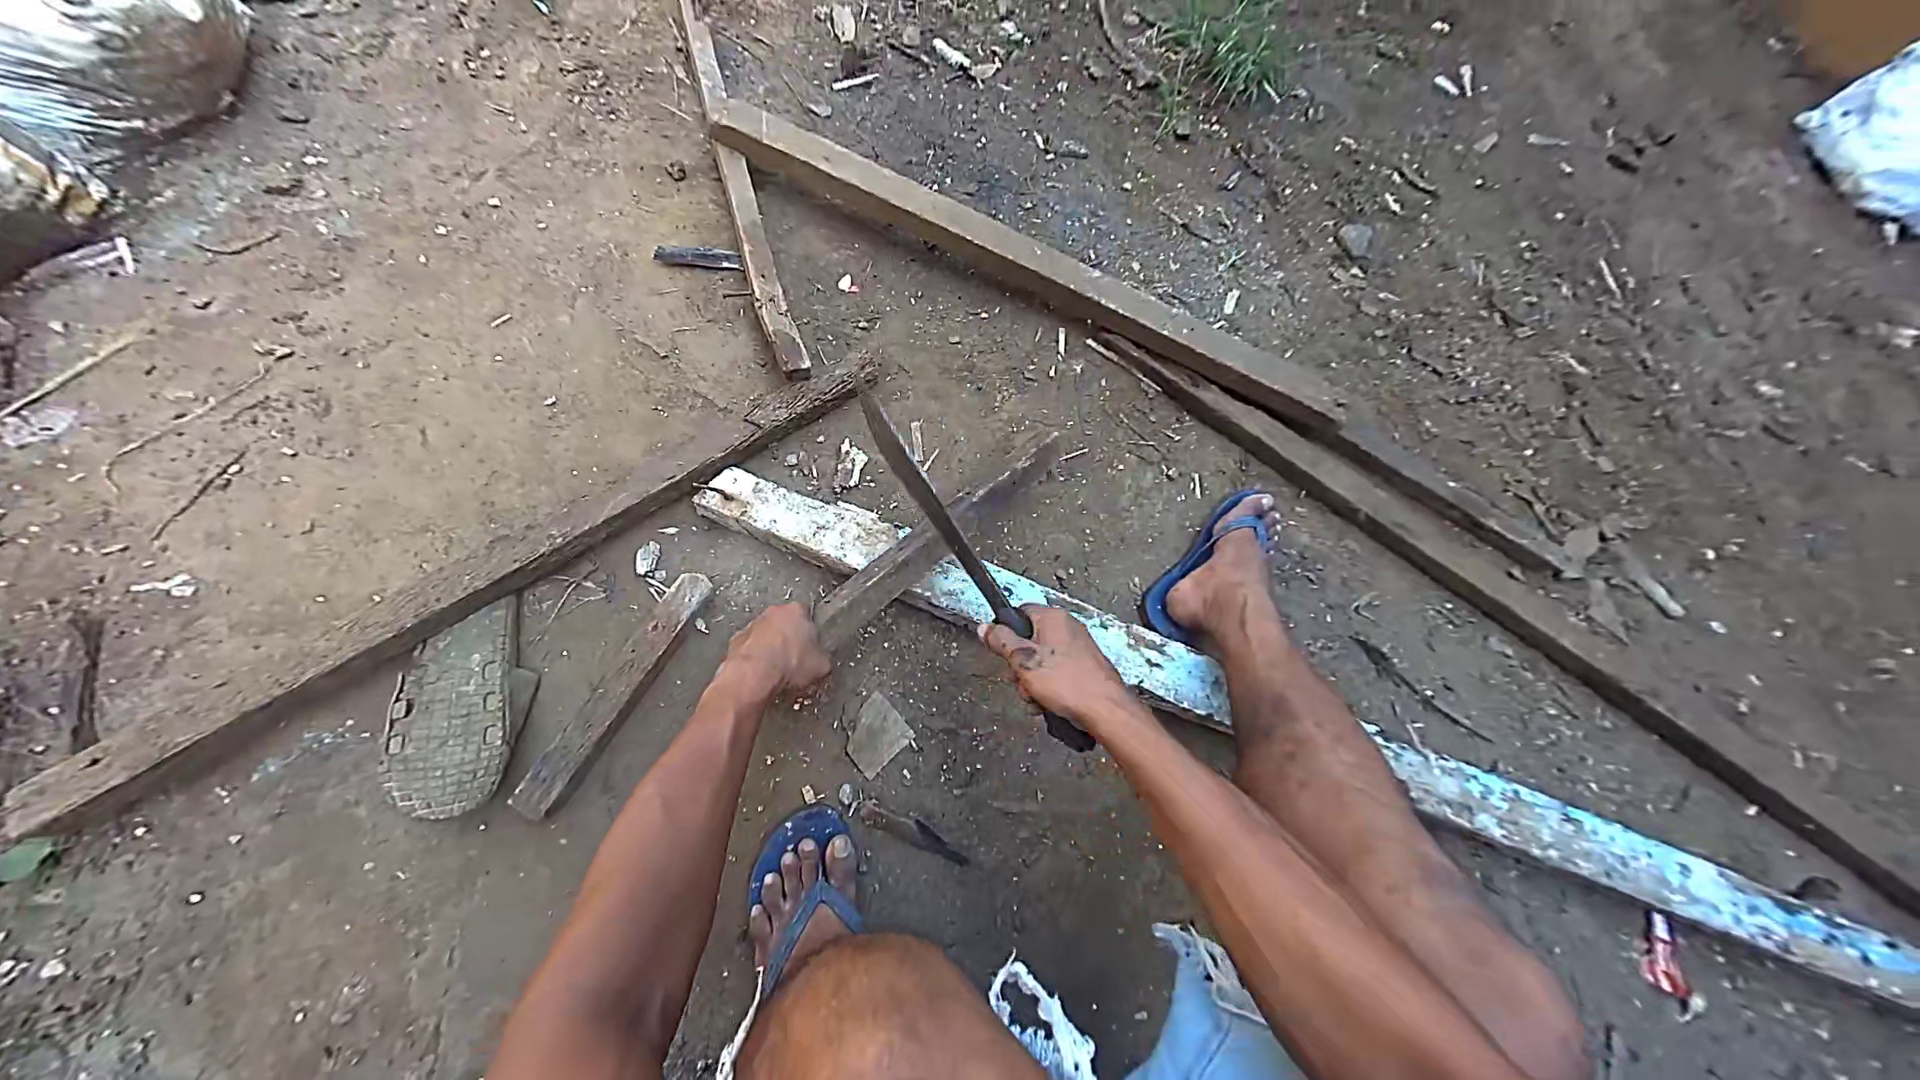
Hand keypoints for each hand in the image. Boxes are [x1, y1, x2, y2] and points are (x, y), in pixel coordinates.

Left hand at [723, 604, 831, 695]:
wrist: (753, 676)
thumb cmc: (790, 665)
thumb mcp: (821, 665)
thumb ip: (823, 657)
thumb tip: (820, 660)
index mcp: (797, 610)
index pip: (808, 614)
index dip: (811, 631)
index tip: (812, 647)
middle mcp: (773, 612)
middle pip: (785, 622)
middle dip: (789, 638)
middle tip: (795, 660)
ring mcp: (752, 625)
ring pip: (766, 634)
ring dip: (770, 648)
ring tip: (777, 671)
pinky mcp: (735, 641)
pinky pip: (750, 648)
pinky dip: (755, 658)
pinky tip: (760, 674)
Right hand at [977, 605, 1135, 731]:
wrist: (1104, 710)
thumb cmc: (1068, 682)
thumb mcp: (1023, 660)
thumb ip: (1001, 641)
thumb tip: (985, 627)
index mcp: (1054, 618)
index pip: (1020, 613)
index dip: (1007, 633)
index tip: (1002, 651)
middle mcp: (1068, 628)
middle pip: (1029, 641)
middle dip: (1019, 666)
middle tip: (1021, 680)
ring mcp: (1077, 649)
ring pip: (1041, 662)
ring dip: (1032, 682)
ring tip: (1036, 698)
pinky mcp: (1083, 668)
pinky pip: (1056, 674)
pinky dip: (1048, 688)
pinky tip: (1047, 704)